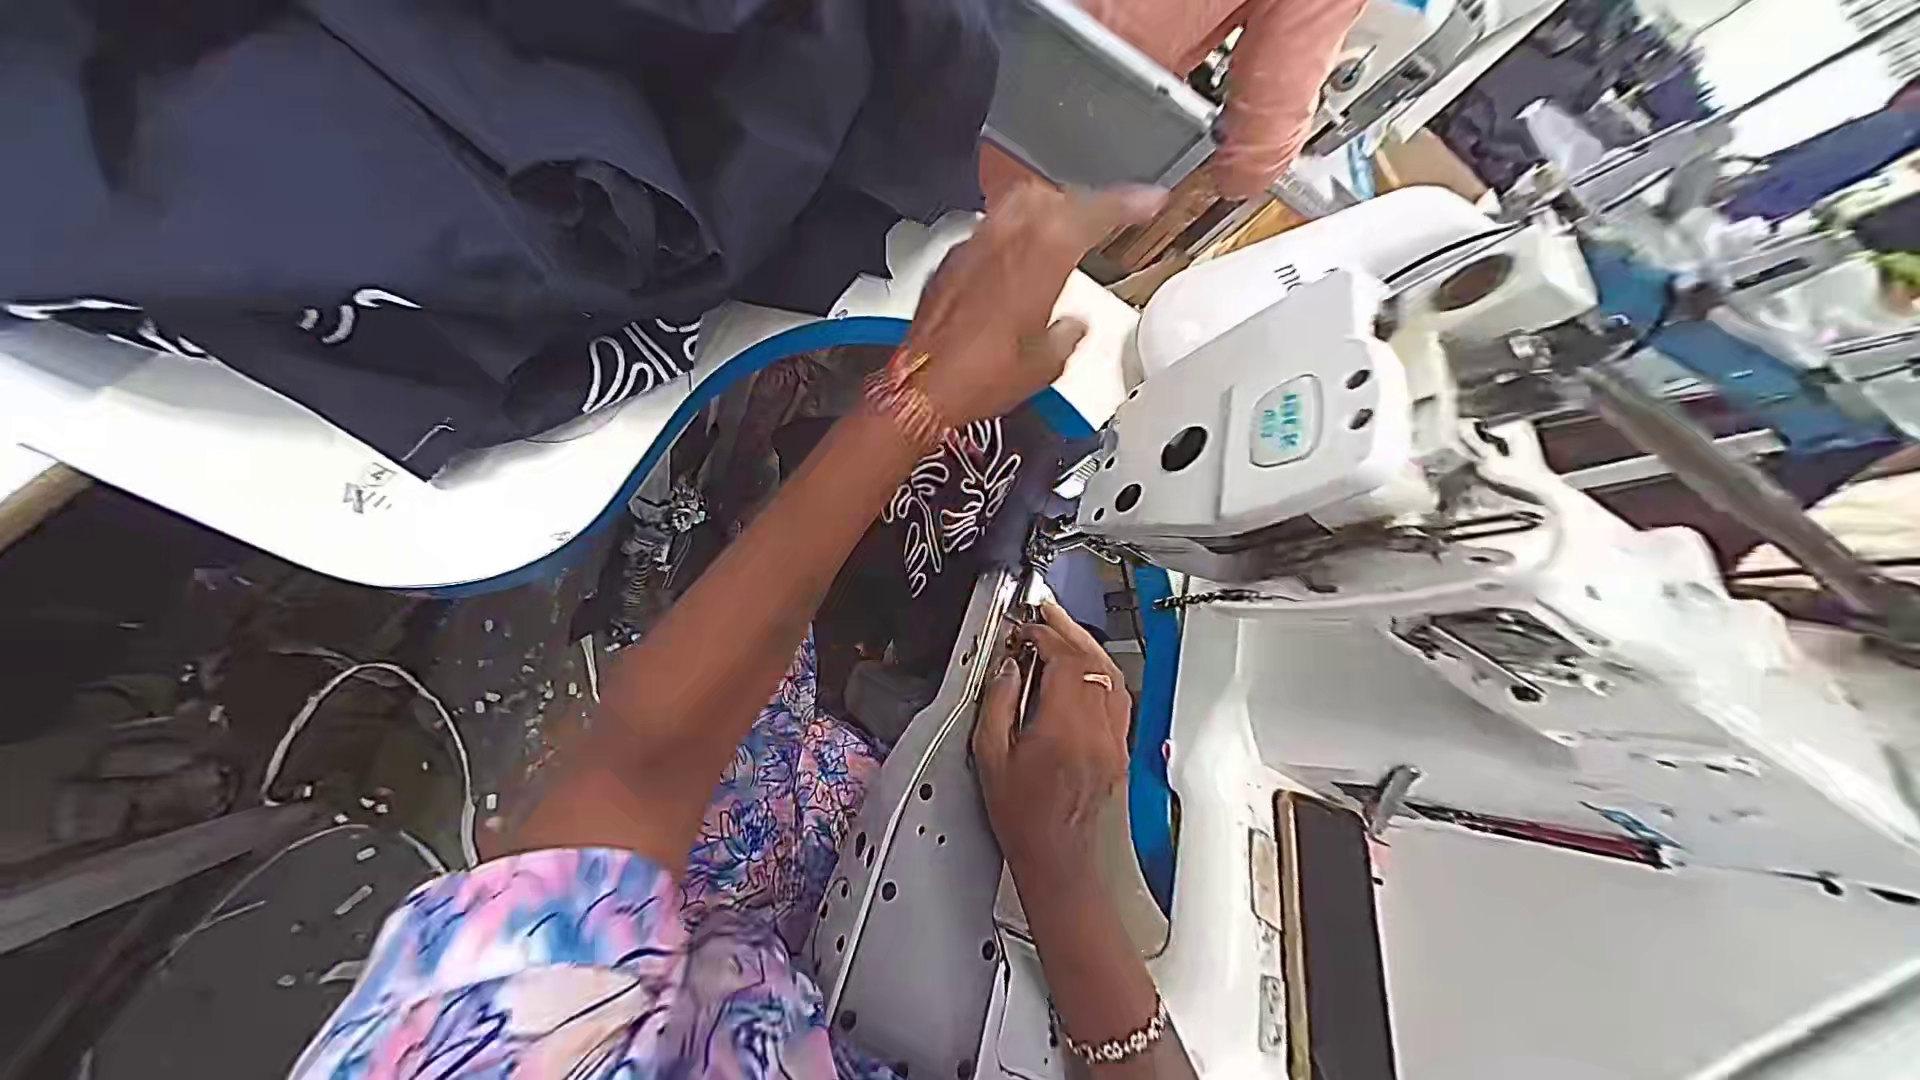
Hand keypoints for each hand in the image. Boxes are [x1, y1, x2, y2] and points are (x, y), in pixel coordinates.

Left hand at [908, 184, 1165, 425]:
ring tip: (1059, 237)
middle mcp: (1005, 238)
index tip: (1149, 200)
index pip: (1095, 212)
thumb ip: (1067, 335)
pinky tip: (1014, 261)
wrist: (922, 387)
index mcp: (1041, 257)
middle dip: (1083, 206)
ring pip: (1017, 204)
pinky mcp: (950, 260)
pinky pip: (987, 230)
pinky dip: (1010, 236)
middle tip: (1099, 225)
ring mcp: (973, 244)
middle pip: (1054, 196)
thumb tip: (1072, 325)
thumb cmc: (981, 378)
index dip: (1129, 202)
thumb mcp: (1044, 366)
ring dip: (1046, 213)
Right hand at [973, 601, 1131, 895]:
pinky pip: (1117, 694)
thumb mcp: (992, 759)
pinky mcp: (1119, 747)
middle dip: (1067, 628)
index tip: (1024, 630)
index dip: (1043, 636)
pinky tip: (1083, 667)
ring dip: (1086, 645)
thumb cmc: (1027, 820)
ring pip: (1109, 673)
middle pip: (1091, 659)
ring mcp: (1114, 737)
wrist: (1063, 862)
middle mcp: (1096, 728)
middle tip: (1047, 612)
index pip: (1064, 660)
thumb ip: (998, 705)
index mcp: (1064, 728)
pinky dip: (1100, 669)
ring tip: (1063, 630)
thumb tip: (1007, 668)